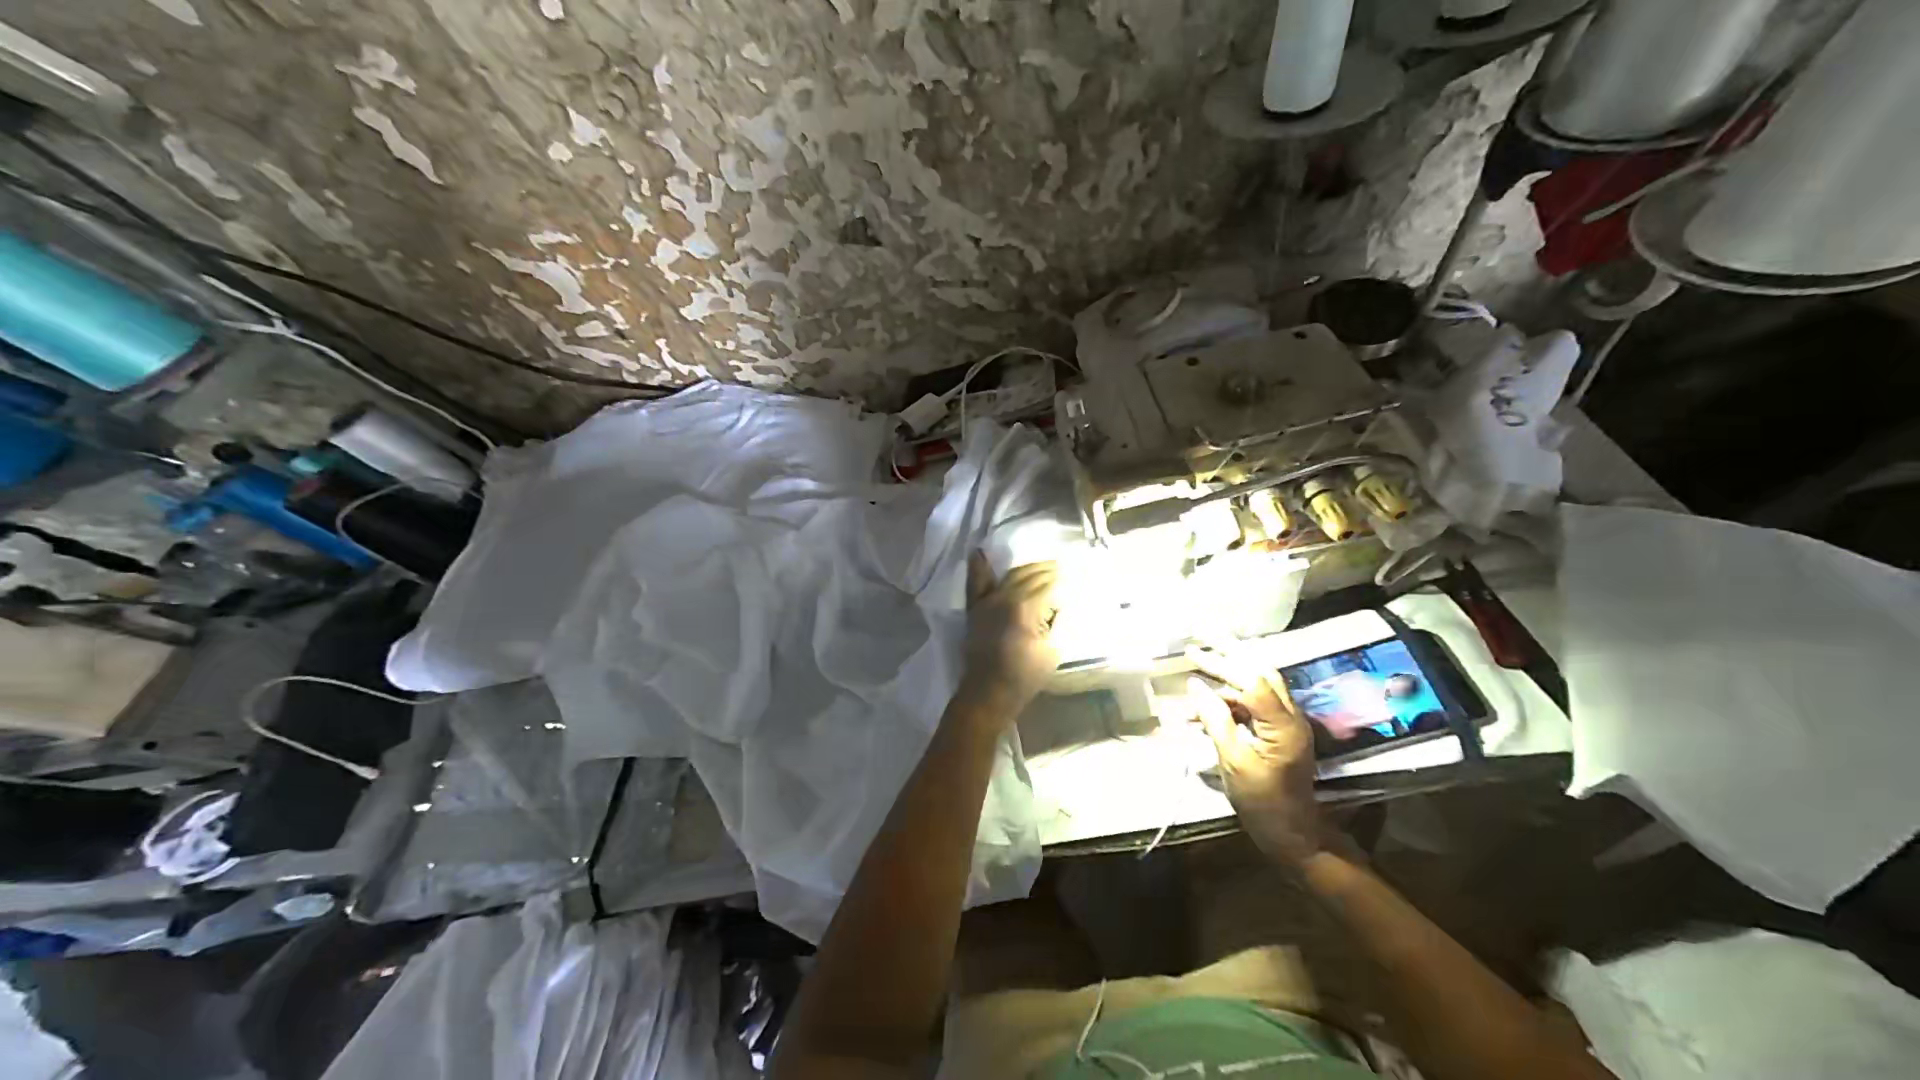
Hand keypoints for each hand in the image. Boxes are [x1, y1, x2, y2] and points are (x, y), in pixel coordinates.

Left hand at [955, 555, 1059, 719]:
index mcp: (1025, 607)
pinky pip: (976, 582)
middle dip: (1049, 571)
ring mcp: (987, 600)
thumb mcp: (1053, 650)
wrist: (988, 691)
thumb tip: (1063, 603)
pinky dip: (979, 566)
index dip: (1064, 582)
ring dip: (1029, 568)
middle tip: (1063, 569)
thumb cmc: (1024, 676)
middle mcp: (1004, 597)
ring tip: (1043, 566)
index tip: (1076, 578)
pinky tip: (979, 552)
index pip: (1049, 585)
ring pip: (1010, 575)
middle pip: (1031, 576)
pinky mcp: (975, 608)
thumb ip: (1059, 621)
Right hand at [1187, 643, 1323, 864]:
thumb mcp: (1233, 761)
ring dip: (1228, 671)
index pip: (1252, 681)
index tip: (1192, 655)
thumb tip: (1196, 685)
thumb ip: (1215, 719)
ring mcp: (1287, 722)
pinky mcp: (1279, 731)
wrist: (1294, 835)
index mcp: (1284, 724)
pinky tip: (1203, 702)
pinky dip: (1229, 697)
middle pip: (1261, 670)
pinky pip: (1254, 703)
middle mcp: (1291, 715)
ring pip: (1258, 683)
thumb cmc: (1263, 803)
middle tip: (1202, 633)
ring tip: (1199, 659)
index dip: (1221, 664)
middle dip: (1230, 650)